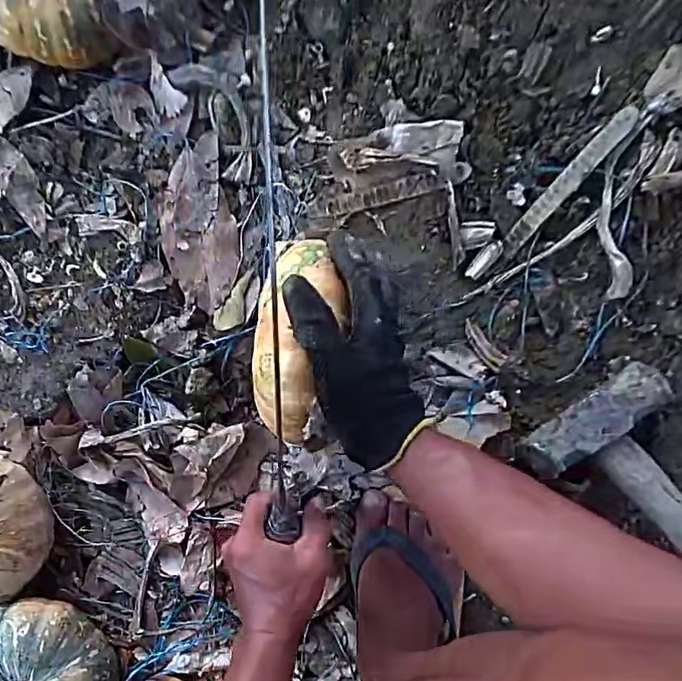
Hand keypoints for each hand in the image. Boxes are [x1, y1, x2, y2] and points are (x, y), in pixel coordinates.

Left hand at [222, 492, 334, 640]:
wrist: (272, 632)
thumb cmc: (288, 601)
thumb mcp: (313, 557)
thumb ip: (317, 524)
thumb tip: (317, 505)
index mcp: (247, 539)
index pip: (257, 499)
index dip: (280, 498)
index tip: (294, 506)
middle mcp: (233, 546)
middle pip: (256, 515)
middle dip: (279, 520)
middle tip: (298, 533)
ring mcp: (232, 558)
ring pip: (255, 531)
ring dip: (274, 535)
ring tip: (292, 552)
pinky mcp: (236, 569)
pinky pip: (252, 546)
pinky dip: (267, 548)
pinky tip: (283, 563)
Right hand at [284, 233, 427, 470]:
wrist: (387, 439)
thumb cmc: (358, 400)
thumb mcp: (329, 359)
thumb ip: (314, 322)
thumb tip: (294, 284)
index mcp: (372, 323)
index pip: (361, 278)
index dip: (346, 258)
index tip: (332, 242)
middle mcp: (383, 331)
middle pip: (377, 289)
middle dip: (361, 270)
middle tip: (344, 258)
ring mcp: (386, 349)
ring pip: (378, 309)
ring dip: (364, 291)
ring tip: (346, 285)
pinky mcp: (384, 367)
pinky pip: (373, 329)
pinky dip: (361, 317)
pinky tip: (349, 326)